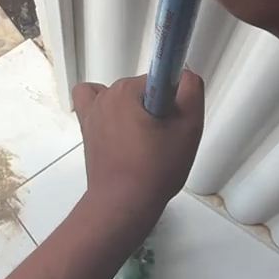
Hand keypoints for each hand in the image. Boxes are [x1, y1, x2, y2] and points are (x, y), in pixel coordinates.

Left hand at [72, 71, 203, 227]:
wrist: (123, 204)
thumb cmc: (154, 171)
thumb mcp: (189, 129)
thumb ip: (191, 91)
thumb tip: (185, 74)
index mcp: (129, 90)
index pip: (163, 80)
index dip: (174, 102)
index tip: (174, 124)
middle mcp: (107, 95)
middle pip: (145, 89)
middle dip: (157, 109)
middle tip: (165, 139)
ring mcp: (93, 111)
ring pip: (125, 98)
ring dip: (136, 113)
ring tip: (144, 143)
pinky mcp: (87, 128)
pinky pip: (93, 102)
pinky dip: (107, 108)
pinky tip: (119, 127)